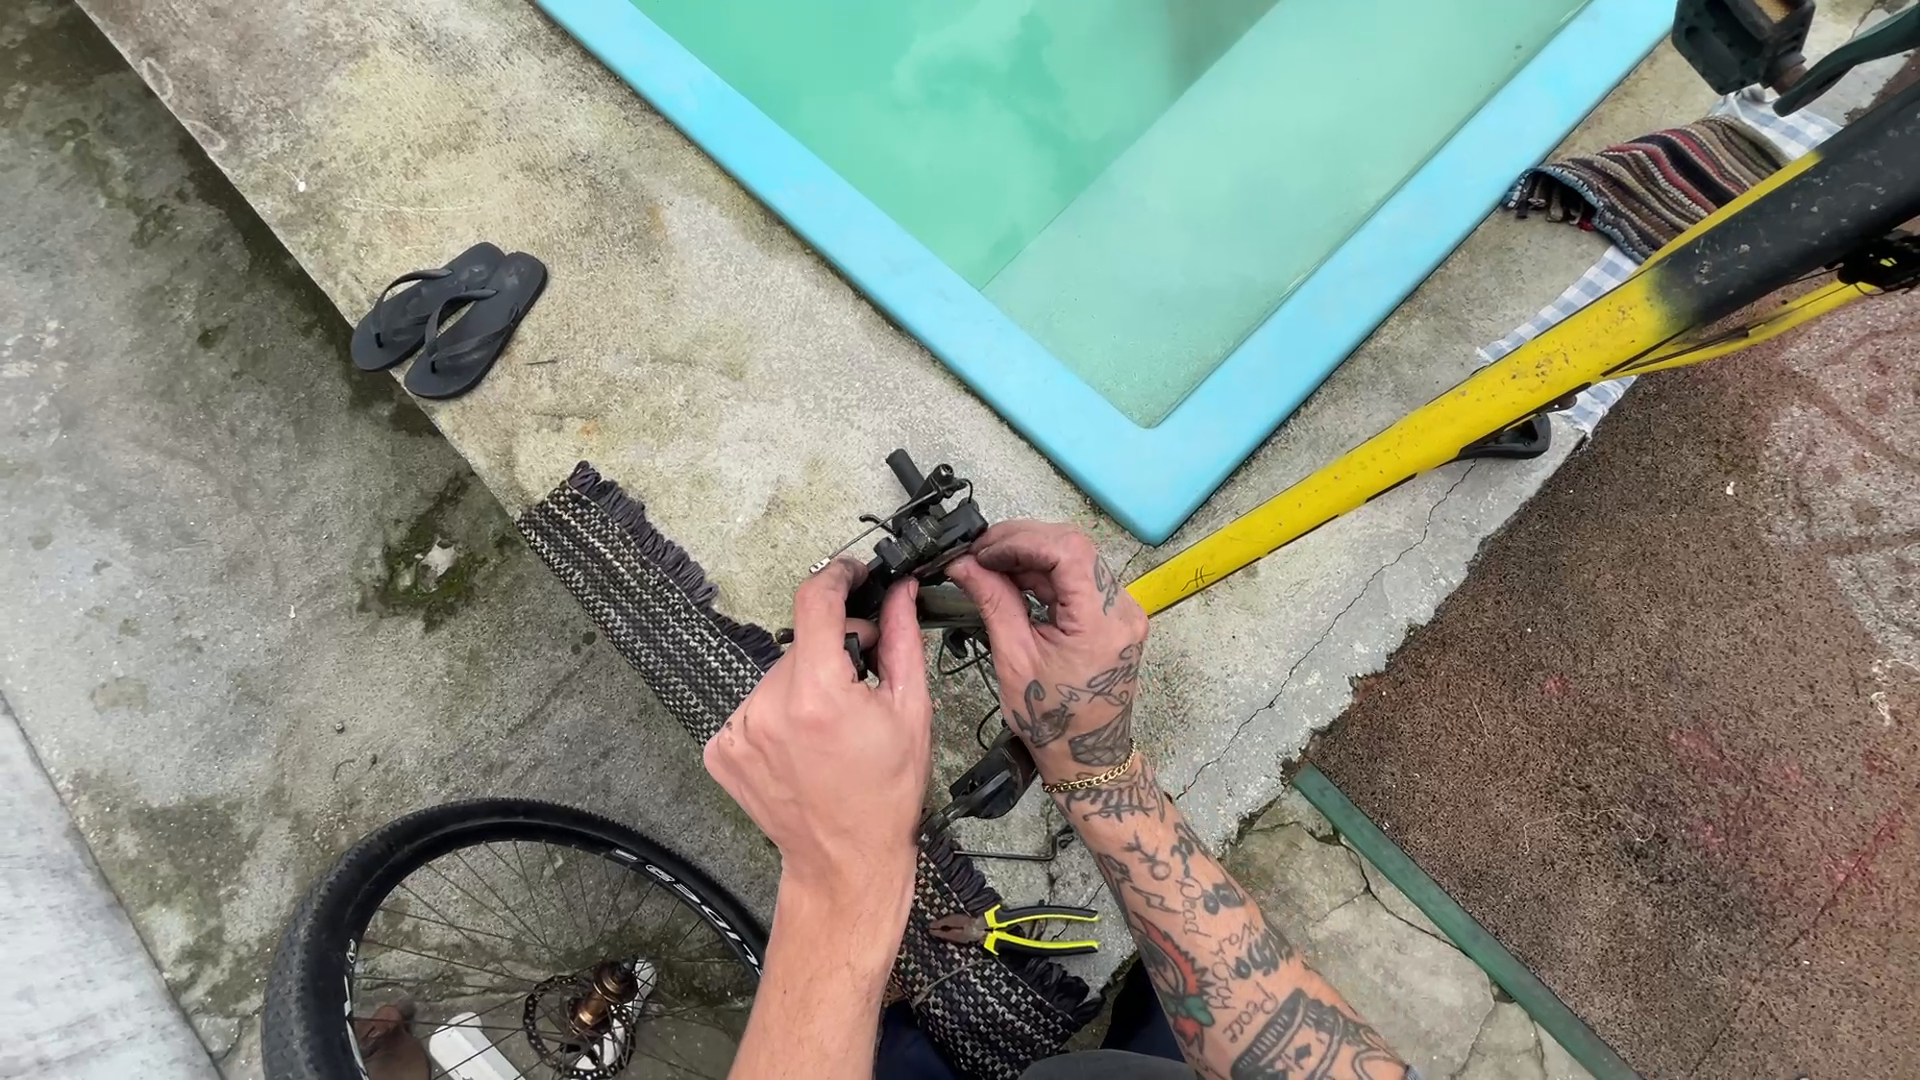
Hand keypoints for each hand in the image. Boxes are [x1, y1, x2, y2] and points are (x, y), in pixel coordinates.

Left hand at [703, 559, 931, 900]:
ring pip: (778, 673)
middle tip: (860, 680)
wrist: (845, 859)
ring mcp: (738, 730)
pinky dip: (779, 710)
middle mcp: (768, 708)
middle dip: (833, 648)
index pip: (815, 600)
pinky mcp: (721, 749)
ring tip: (830, 724)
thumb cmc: (885, 792)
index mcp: (818, 695)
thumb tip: (901, 592)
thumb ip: (902, 639)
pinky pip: (754, 705)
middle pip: (802, 642)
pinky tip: (802, 741)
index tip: (853, 575)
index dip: (838, 576)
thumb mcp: (909, 709)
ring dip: (805, 681)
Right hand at [945, 522, 1148, 782]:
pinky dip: (1043, 572)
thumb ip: (993, 601)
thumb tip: (965, 564)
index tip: (985, 550)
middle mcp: (1121, 609)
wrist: (1086, 755)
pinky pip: (1078, 577)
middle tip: (980, 552)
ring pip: (1075, 557)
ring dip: (1030, 554)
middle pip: (1073, 546)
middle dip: (1022, 541)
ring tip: (989, 564)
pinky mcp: (1112, 614)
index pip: (1069, 551)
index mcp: (1101, 623)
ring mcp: (1121, 610)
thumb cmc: (1051, 720)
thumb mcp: (1014, 659)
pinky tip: (1012, 576)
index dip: (1022, 540)